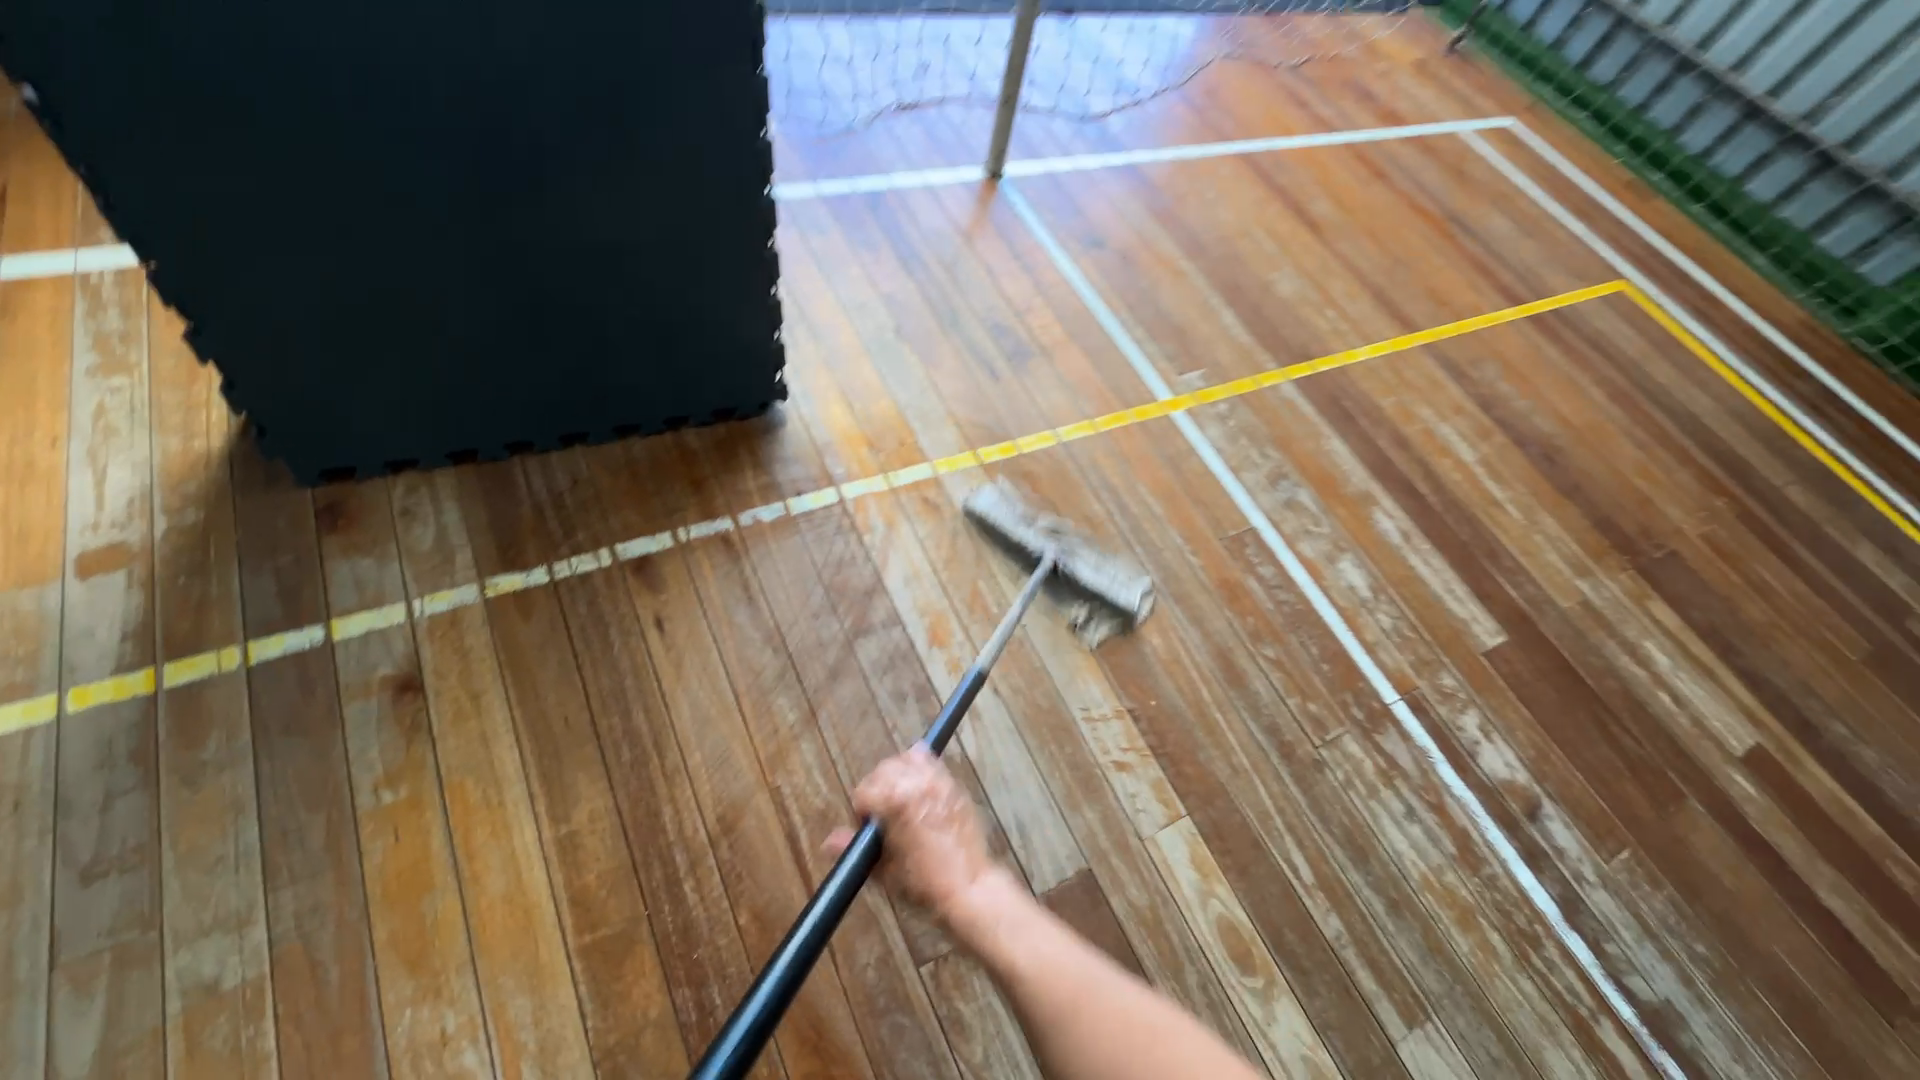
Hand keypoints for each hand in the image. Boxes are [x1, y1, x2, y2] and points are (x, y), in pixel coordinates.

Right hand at [825, 745, 999, 919]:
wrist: (968, 887)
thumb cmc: (923, 883)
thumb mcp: (883, 870)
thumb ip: (853, 849)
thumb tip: (827, 842)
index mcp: (894, 802)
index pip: (863, 792)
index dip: (860, 813)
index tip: (868, 830)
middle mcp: (915, 783)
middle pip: (882, 771)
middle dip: (876, 790)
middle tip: (881, 817)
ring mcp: (937, 781)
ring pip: (905, 760)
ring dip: (897, 776)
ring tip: (899, 800)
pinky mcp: (952, 785)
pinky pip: (931, 762)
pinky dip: (920, 766)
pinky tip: (918, 784)